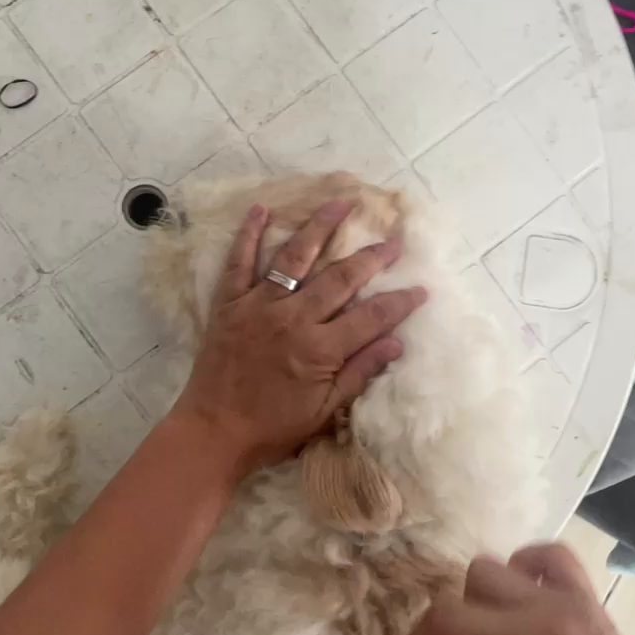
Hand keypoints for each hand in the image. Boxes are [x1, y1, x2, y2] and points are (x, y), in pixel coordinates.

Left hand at [171, 201, 427, 474]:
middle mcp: (292, 319)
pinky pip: (239, 262)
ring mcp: (258, 306)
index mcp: (320, 349)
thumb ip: (359, 373)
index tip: (420, 289)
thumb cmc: (272, 428)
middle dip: (372, 257)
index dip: (399, 302)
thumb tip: (396, 343)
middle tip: (394, 240)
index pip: (371, 317)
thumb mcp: (324, 411)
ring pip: (294, 257)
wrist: (214, 431)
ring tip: (341, 203)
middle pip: (340, 277)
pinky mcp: (229, 303)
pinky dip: (249, 234)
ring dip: (320, 227)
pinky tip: (261, 209)